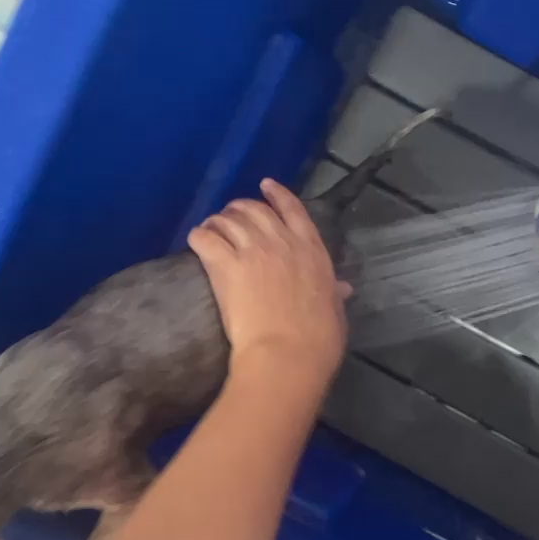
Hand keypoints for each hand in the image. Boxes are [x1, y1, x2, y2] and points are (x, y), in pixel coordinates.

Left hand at [189, 179, 349, 389]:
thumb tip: (342, 288)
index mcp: (312, 249)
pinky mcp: (226, 266)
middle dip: (240, 209)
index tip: (265, 185)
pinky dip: (199, 236)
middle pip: (255, 209)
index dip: (277, 194)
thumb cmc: (319, 339)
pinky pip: (206, 238)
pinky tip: (196, 241)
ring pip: (228, 220)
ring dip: (217, 221)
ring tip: (210, 229)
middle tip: (230, 217)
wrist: (288, 353)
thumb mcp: (335, 310)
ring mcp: (253, 250)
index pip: (292, 209)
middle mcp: (281, 241)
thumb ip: (334, 294)